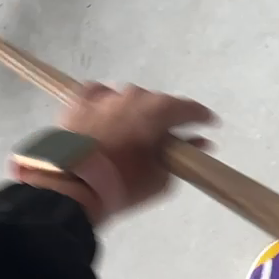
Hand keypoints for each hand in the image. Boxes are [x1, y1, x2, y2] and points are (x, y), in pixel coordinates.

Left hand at [9, 83, 215, 224]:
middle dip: (166, 119)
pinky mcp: (80, 100)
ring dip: (136, 112)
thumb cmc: (121, 184)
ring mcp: (106, 95)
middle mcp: (136, 96)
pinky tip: (107, 112)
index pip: (190, 109)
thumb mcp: (161, 179)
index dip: (202, 118)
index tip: (209, 125)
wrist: (68, 186)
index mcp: (160, 111)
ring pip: (130, 98)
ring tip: (132, 132)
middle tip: (166, 138)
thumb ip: (182, 157)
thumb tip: (198, 142)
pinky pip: (99, 93)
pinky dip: (107, 101)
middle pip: (159, 104)